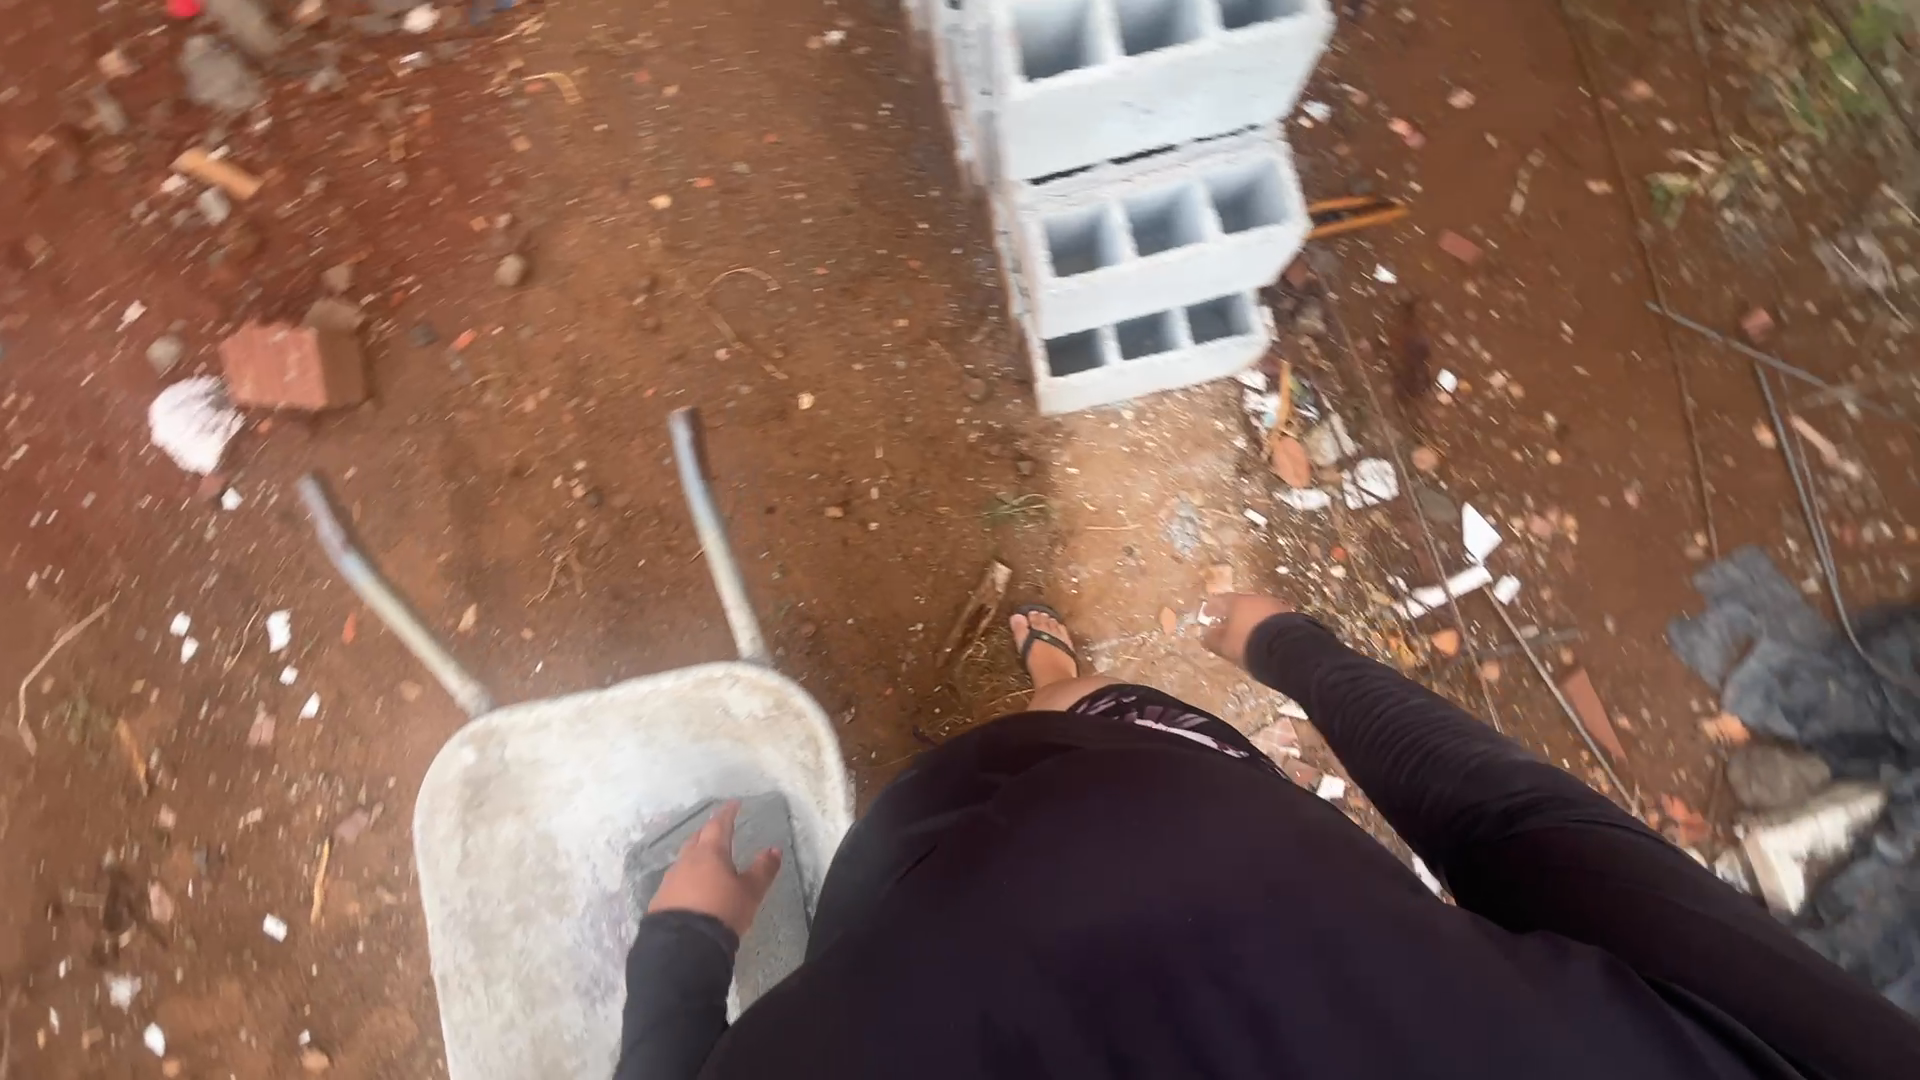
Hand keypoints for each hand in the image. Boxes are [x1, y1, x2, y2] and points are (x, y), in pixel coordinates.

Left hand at [648, 800, 782, 937]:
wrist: (681, 948)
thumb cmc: (721, 912)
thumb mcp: (750, 892)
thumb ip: (763, 869)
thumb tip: (774, 849)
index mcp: (711, 852)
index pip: (719, 824)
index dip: (727, 813)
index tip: (733, 804)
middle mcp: (687, 861)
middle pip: (698, 838)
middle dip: (709, 831)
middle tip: (719, 828)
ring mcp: (670, 881)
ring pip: (685, 859)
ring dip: (696, 854)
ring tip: (706, 859)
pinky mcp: (660, 901)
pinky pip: (676, 880)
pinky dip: (687, 876)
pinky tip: (691, 887)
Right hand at [1199, 593, 1293, 669]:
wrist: (1288, 649)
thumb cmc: (1248, 644)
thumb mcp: (1225, 646)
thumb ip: (1213, 639)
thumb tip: (1205, 635)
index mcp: (1236, 602)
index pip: (1220, 600)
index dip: (1212, 608)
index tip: (1207, 614)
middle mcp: (1256, 599)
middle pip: (1241, 604)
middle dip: (1233, 613)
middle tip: (1227, 624)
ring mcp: (1276, 606)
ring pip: (1259, 611)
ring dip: (1251, 619)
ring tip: (1247, 632)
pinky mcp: (1292, 617)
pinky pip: (1273, 619)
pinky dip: (1266, 625)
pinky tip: (1265, 636)